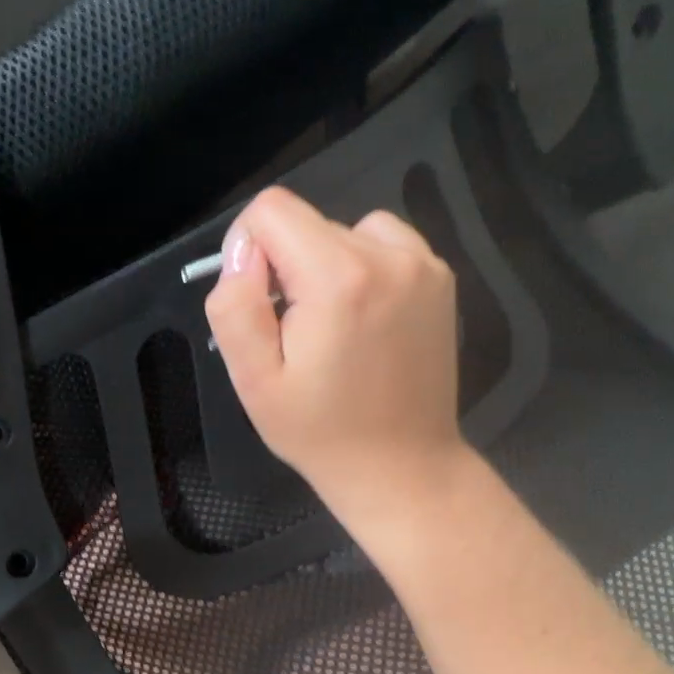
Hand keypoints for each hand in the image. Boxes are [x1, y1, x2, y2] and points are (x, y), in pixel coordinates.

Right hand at [205, 187, 469, 515]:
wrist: (399, 463)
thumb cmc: (316, 428)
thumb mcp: (252, 378)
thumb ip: (235, 306)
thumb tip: (241, 256)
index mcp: (339, 277)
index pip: (271, 210)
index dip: (245, 249)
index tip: (254, 301)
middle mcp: (389, 255)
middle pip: (305, 221)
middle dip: (282, 265)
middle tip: (290, 330)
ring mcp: (422, 263)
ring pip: (341, 230)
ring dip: (318, 265)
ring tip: (324, 324)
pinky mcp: (439, 276)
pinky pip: (380, 243)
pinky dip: (356, 266)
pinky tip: (356, 315)